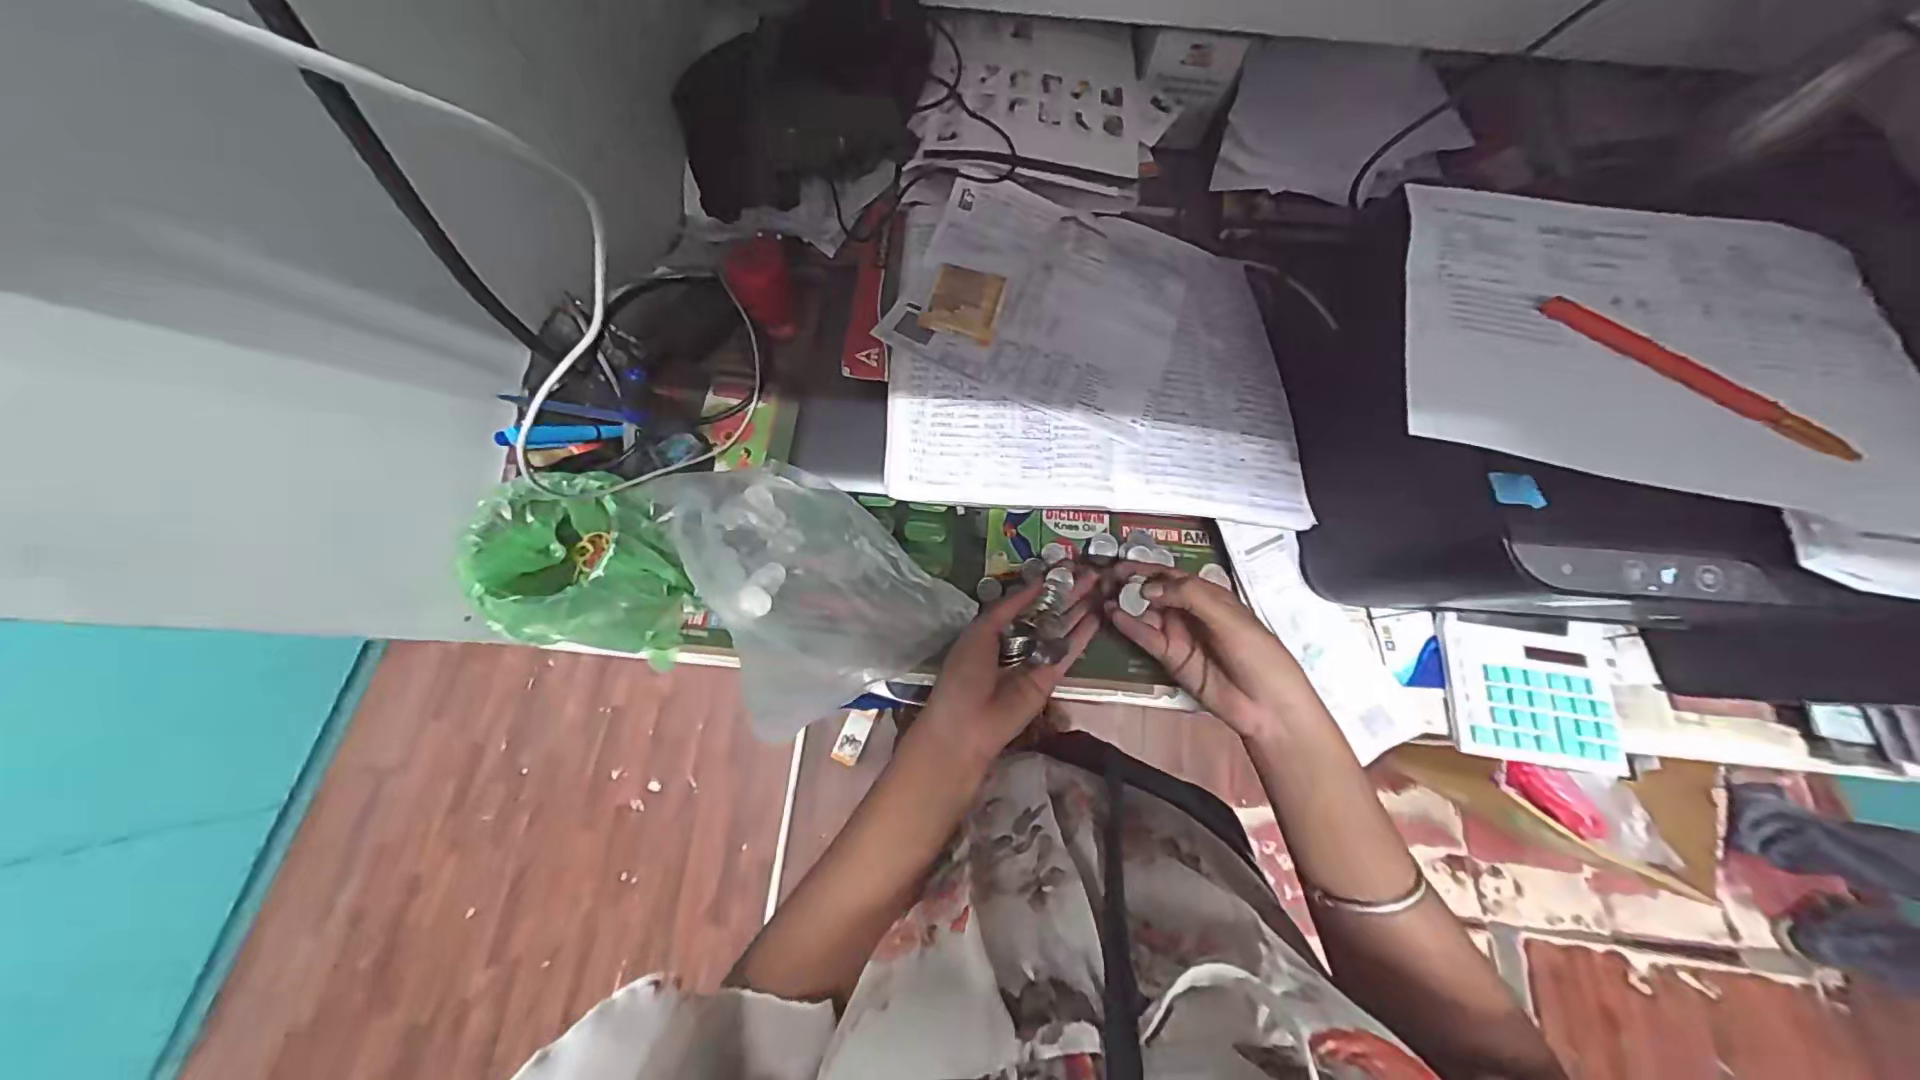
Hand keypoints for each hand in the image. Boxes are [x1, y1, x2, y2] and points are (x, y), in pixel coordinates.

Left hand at [911, 567, 1102, 764]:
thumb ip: (1008, 607)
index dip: (1045, 585)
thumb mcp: (980, 631)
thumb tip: (1035, 582)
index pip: (1025, 602)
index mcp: (996, 630)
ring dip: (1079, 609)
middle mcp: (1019, 642)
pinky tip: (1097, 616)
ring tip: (1101, 586)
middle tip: (1092, 572)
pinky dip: (1082, 635)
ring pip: (1061, 629)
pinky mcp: (1050, 678)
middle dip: (1068, 593)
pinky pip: (1068, 652)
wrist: (966, 723)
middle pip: (1048, 613)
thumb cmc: (964, 673)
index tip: (1065, 566)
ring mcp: (1036, 660)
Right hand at [1102, 562, 1311, 740]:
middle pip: (1153, 592)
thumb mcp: (1227, 617)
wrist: (1267, 704)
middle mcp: (1189, 611)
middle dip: (1129, 584)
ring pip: (1145, 613)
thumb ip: (1189, 596)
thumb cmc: (1256, 653)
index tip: (1120, 563)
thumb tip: (1148, 588)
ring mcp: (1178, 635)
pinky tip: (1113, 615)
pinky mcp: (1170, 657)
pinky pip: (1146, 637)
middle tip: (1103, 578)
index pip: (1171, 575)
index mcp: (1208, 595)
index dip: (1146, 568)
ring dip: (1124, 603)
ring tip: (1101, 594)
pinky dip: (1129, 626)